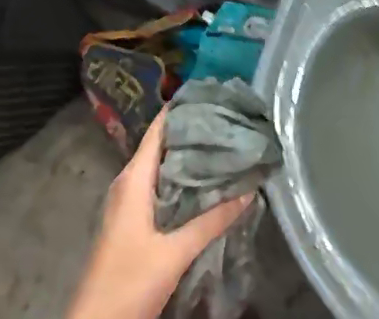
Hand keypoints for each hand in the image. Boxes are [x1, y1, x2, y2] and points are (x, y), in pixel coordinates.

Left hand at [66, 108, 254, 318]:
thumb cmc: (127, 283)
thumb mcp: (174, 253)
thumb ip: (212, 221)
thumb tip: (250, 188)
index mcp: (133, 180)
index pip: (160, 129)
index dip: (185, 108)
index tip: (218, 95)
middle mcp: (130, 184)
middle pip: (165, 145)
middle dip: (197, 132)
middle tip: (234, 119)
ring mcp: (131, 204)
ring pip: (165, 168)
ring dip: (193, 157)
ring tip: (230, 144)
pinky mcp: (135, 223)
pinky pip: (164, 187)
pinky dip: (186, 179)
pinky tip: (211, 183)